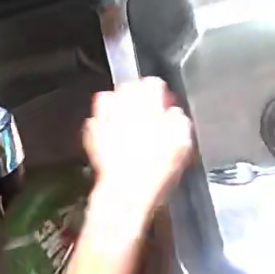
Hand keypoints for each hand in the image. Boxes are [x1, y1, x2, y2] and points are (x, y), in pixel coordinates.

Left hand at [82, 77, 194, 215]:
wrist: (126, 190)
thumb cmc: (156, 168)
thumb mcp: (182, 142)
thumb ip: (179, 120)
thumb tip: (174, 114)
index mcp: (148, 99)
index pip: (154, 83)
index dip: (162, 95)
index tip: (165, 106)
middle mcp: (123, 102)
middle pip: (130, 86)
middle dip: (139, 97)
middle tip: (148, 113)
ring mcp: (104, 116)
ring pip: (109, 98)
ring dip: (118, 105)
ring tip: (128, 120)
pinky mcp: (91, 133)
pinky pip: (97, 120)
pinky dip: (104, 124)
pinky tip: (112, 136)